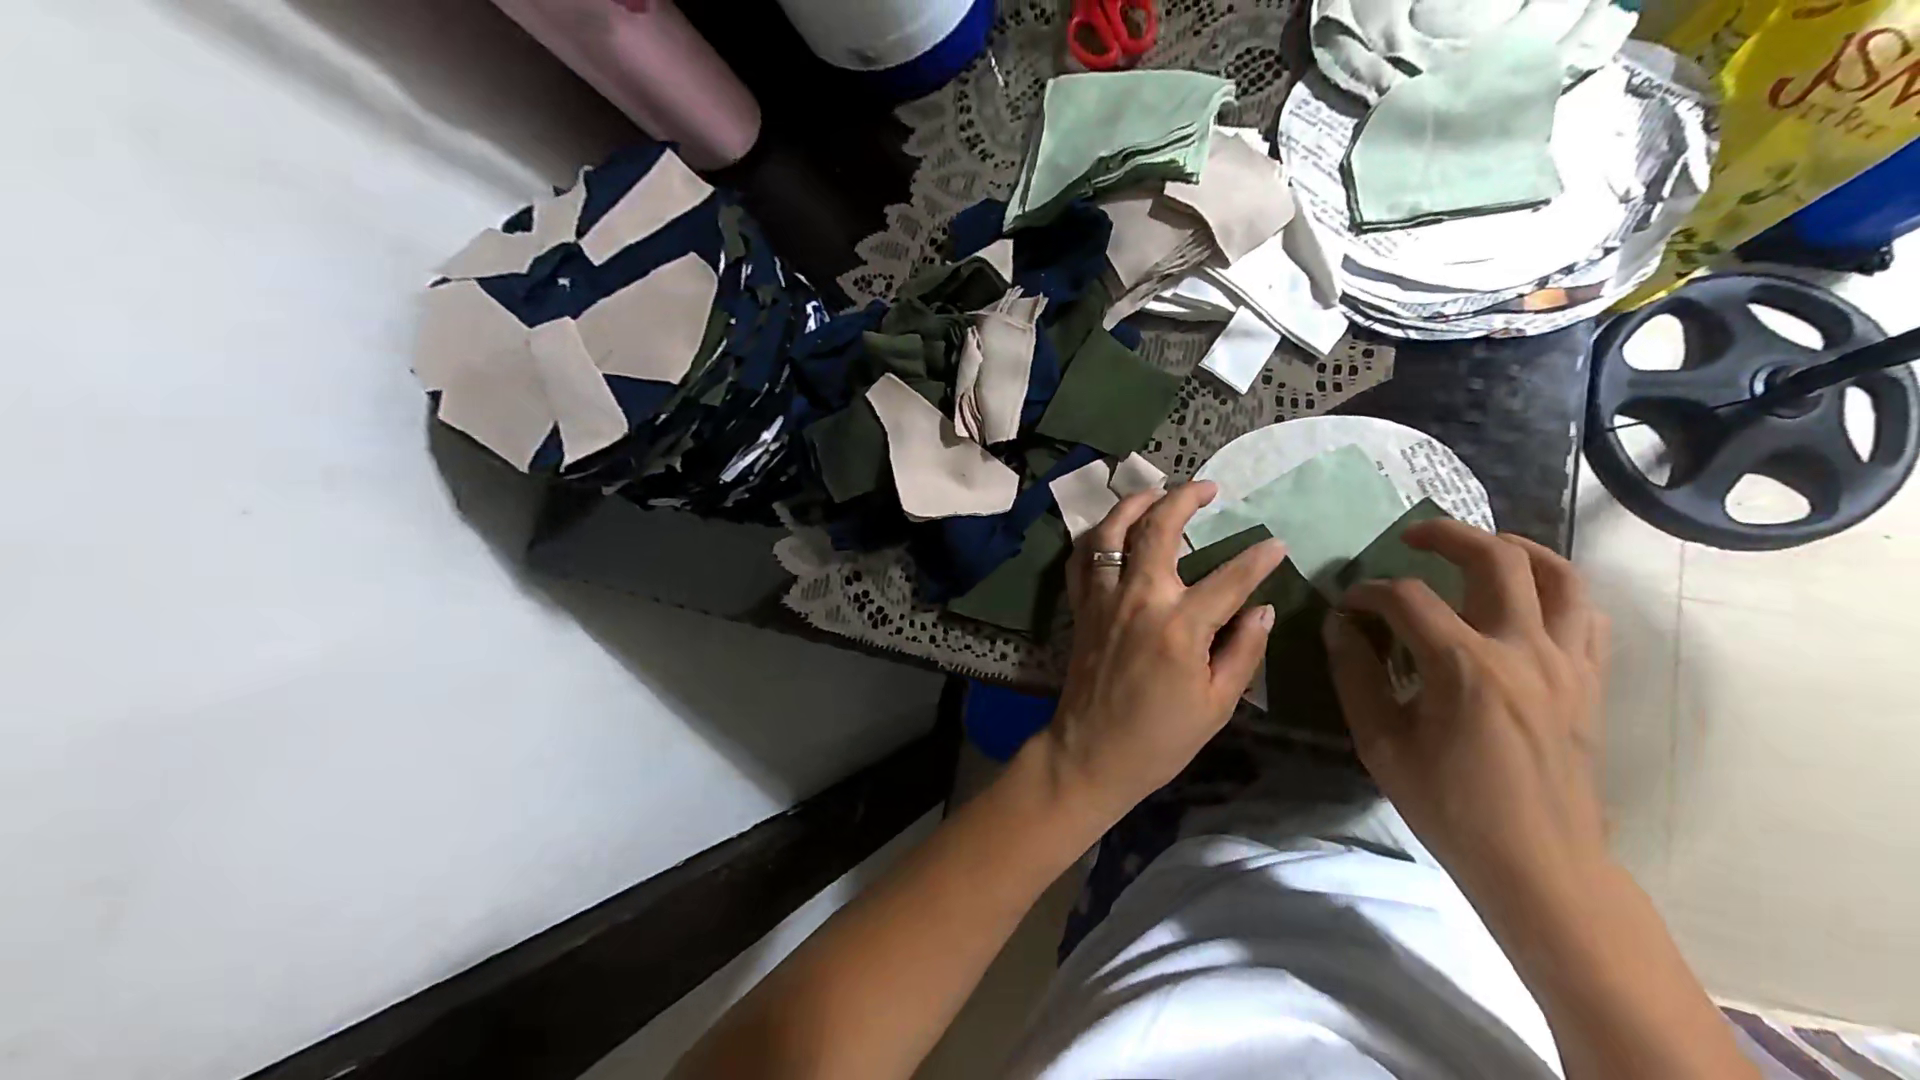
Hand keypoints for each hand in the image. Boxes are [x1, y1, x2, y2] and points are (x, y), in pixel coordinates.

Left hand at [1032, 481, 1287, 822]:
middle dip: (1186, 498)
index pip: (1231, 577)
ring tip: (1157, 490)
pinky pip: (1082, 558)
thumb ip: (1244, 650)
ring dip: (1135, 503)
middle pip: (1160, 529)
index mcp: (1180, 626)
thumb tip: (1263, 607)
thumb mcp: (1218, 703)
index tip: (1276, 544)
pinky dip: (1096, 535)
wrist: (1090, 753)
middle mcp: (1139, 599)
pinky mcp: (1081, 607)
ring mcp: (1103, 598)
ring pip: (1112, 531)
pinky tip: (1112, 529)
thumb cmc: (1160, 738)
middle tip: (1208, 488)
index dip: (1259, 558)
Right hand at [1322, 521, 1612, 908]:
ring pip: (1560, 574)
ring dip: (1516, 549)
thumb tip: (1339, 625)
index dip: (1367, 592)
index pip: (1406, 598)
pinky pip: (1587, 614)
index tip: (1346, 605)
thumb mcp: (1380, 741)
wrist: (1539, 862)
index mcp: (1465, 666)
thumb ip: (1356, 674)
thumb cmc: (1449, 805)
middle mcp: (1524, 649)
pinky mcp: (1592, 681)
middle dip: (1446, 536)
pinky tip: (1526, 598)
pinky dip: (1556, 590)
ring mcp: (1569, 663)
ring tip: (1481, 546)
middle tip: (1412, 537)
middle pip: (1496, 558)